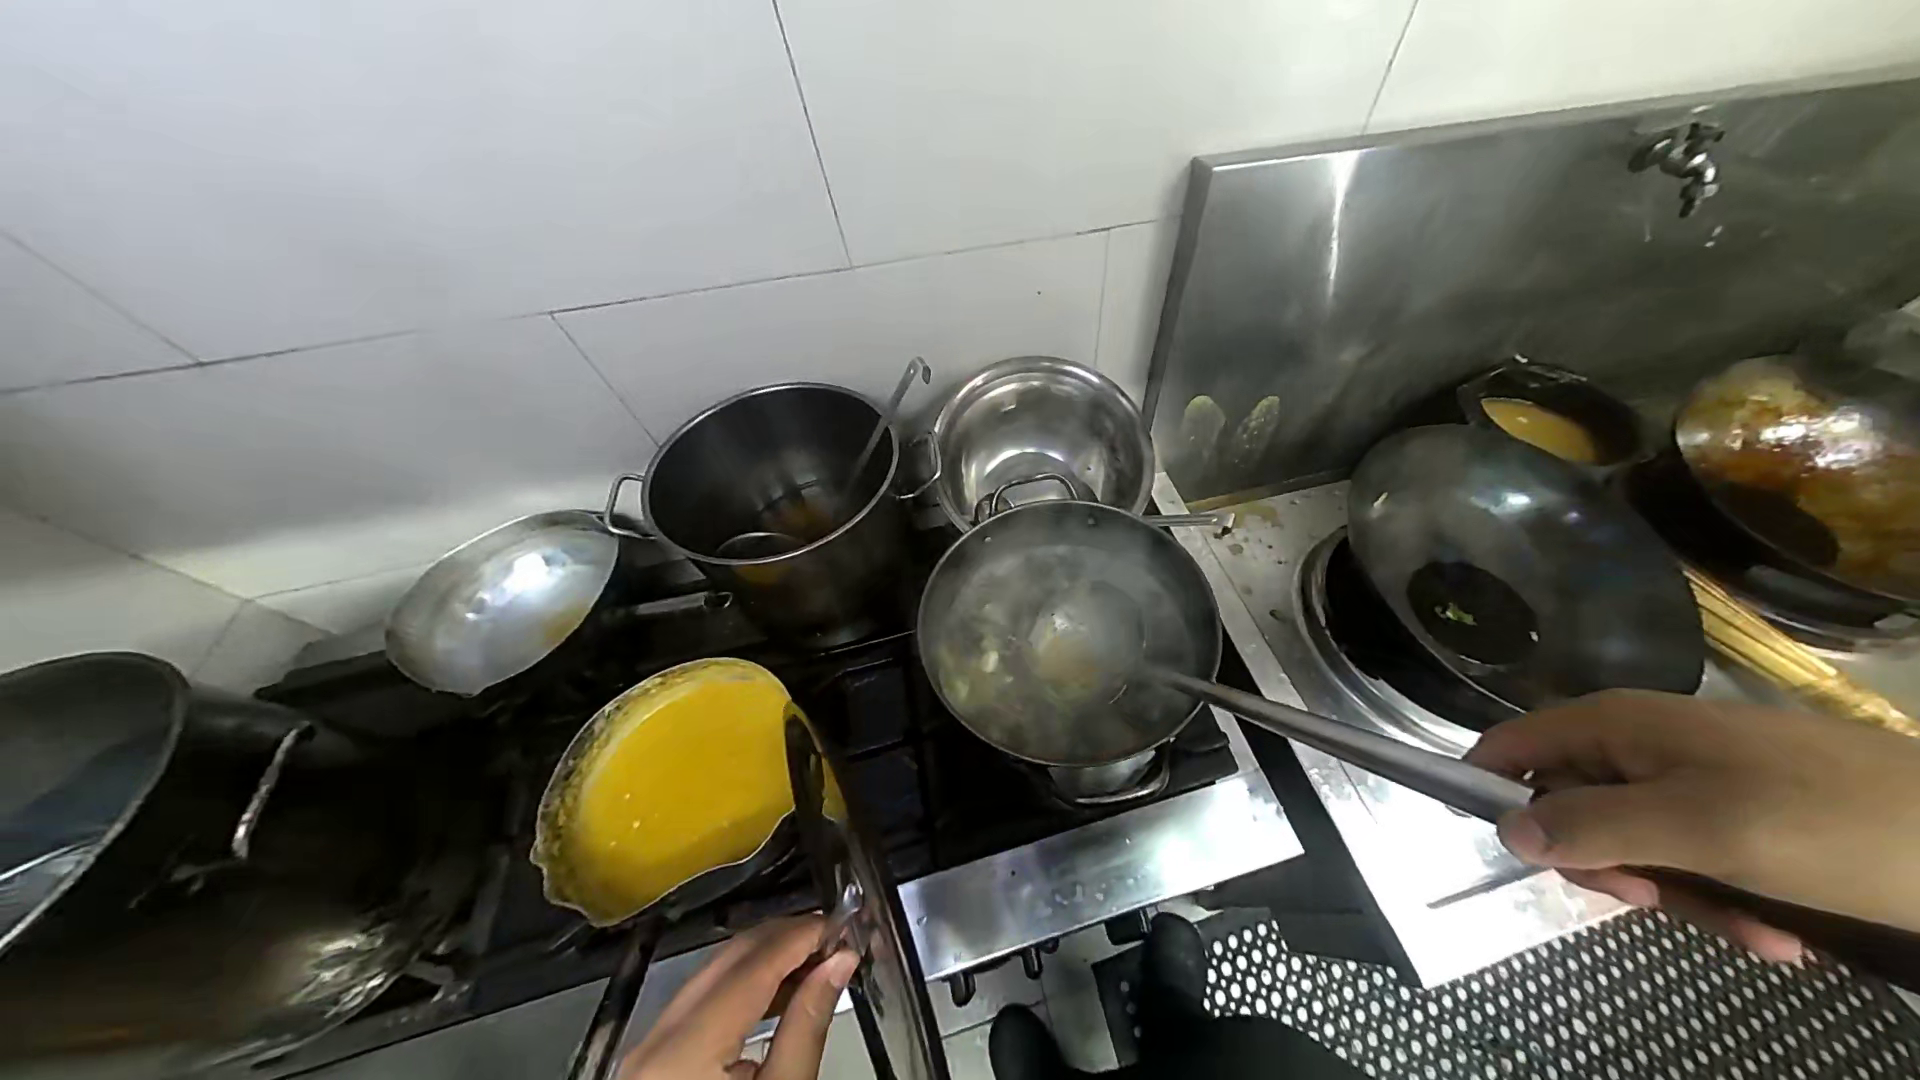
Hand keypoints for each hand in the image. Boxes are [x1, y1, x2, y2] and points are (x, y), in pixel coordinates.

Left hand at [619, 916, 859, 1079]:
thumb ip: (807, 1025)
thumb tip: (840, 963)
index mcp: (683, 1052)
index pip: (753, 963)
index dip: (802, 935)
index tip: (842, 926)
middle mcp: (655, 1039)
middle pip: (730, 958)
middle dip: (786, 938)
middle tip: (835, 938)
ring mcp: (647, 1049)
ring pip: (714, 973)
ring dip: (768, 958)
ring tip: (816, 960)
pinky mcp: (652, 1060)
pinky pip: (702, 1000)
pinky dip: (744, 985)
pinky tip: (780, 992)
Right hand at [1465, 690, 1919, 963]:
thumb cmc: (1834, 824)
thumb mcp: (1701, 831)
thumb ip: (1590, 827)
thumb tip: (1503, 832)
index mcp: (1610, 725)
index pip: (1509, 748)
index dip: (1497, 795)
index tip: (1529, 855)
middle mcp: (1635, 743)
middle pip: (1567, 801)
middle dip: (1605, 860)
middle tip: (1650, 898)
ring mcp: (1689, 776)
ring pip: (1631, 837)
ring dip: (1675, 892)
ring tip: (1751, 930)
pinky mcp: (1736, 810)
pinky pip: (1689, 853)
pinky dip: (1721, 897)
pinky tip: (1776, 931)